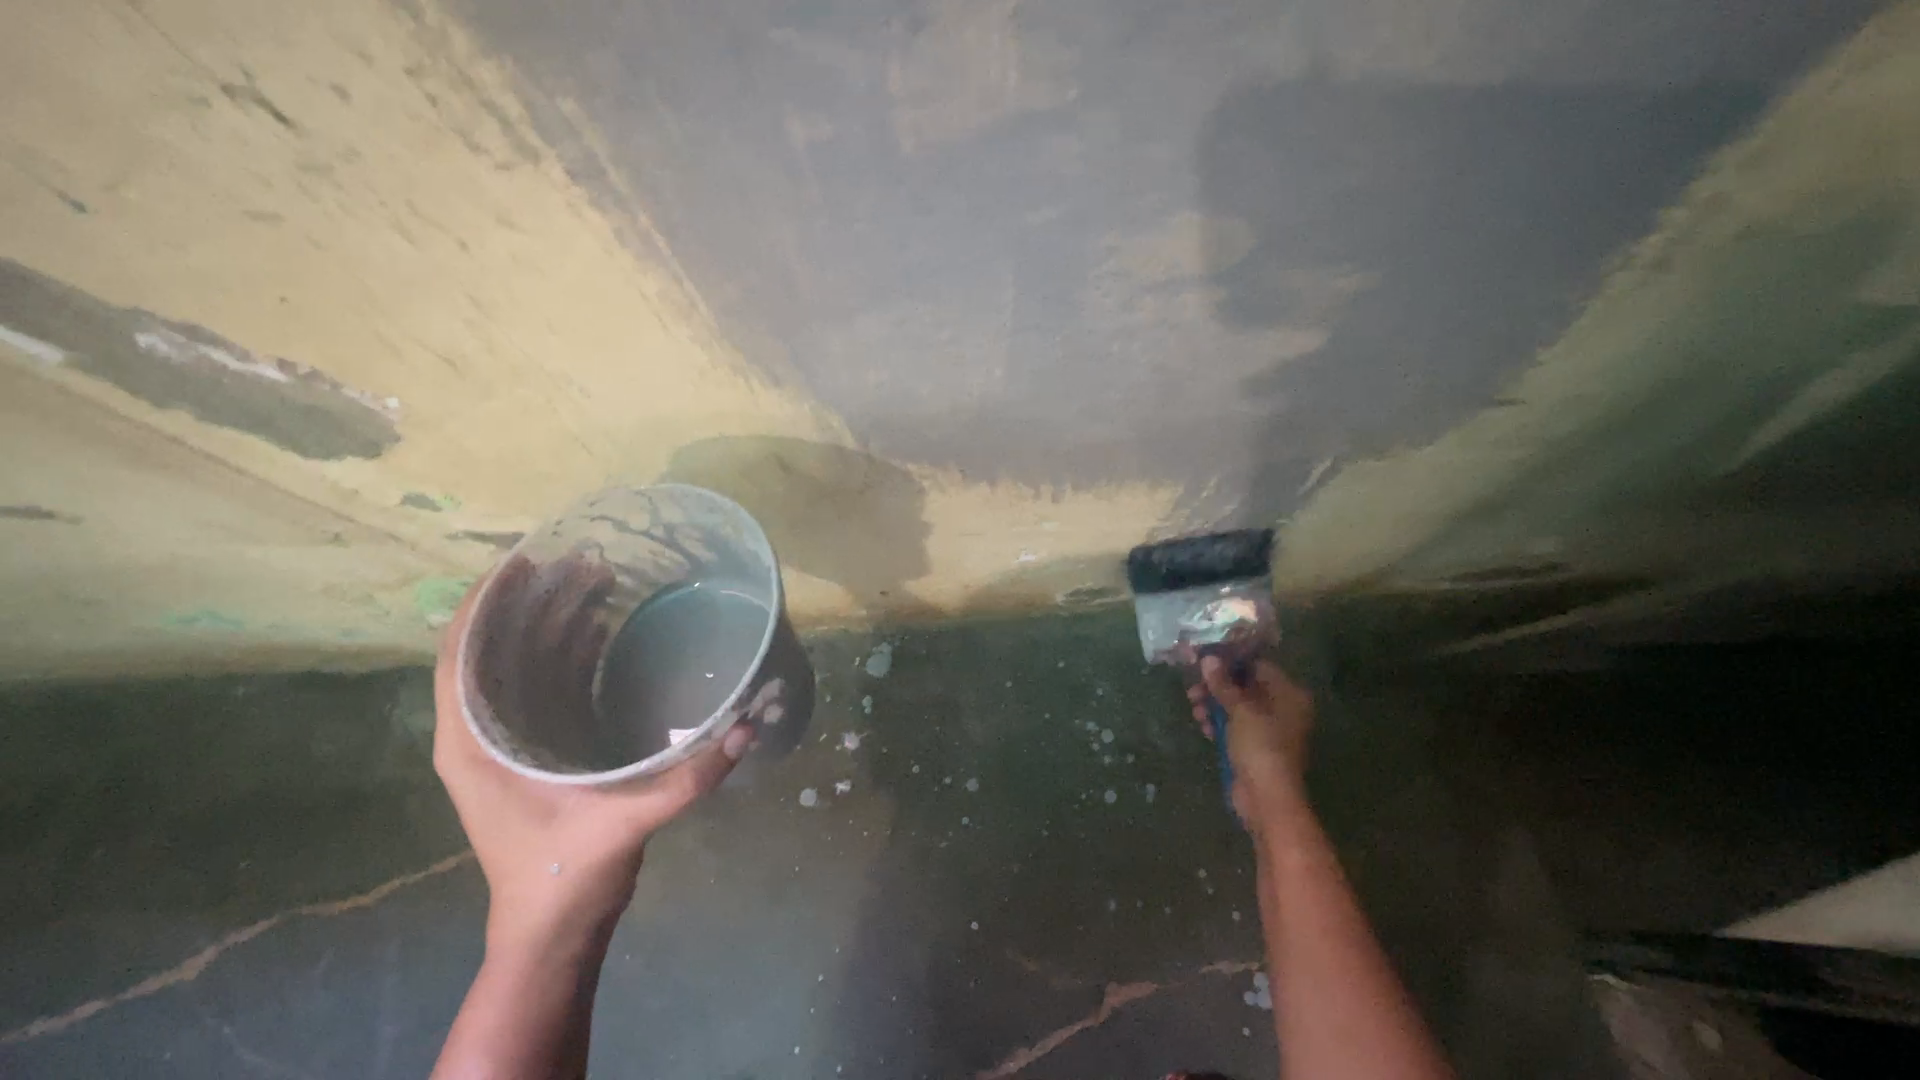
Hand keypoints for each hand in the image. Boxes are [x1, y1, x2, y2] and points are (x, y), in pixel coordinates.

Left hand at [433, 558, 751, 952]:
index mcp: (473, 746)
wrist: (552, 933)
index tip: (524, 562)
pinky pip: (540, 688)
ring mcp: (504, 746)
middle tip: (586, 564)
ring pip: (517, 667)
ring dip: (551, 624)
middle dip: (534, 603)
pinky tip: (599, 631)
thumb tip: (746, 728)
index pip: (458, 656)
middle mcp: (479, 737)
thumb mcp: (626, 822)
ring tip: (597, 584)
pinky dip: (565, 654)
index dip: (484, 604)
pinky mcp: (532, 754)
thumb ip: (688, 776)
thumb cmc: (565, 876)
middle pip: (494, 651)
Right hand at [1186, 656, 1312, 819]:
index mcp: (1289, 693)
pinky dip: (1219, 724)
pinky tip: (1203, 727)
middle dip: (1217, 687)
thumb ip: (1223, 683)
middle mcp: (1283, 708)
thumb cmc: (1260, 745)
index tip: (1203, 662)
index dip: (1230, 662)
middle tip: (1193, 690)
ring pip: (1236, 708)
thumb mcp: (1240, 709)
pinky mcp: (1254, 747)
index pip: (1258, 666)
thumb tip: (1208, 659)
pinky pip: (1234, 727)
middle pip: (1245, 687)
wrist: (1266, 797)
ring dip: (1213, 706)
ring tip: (1195, 710)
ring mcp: (1269, 730)